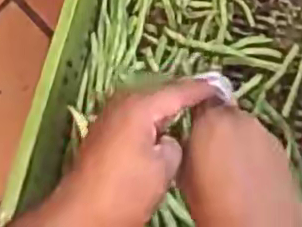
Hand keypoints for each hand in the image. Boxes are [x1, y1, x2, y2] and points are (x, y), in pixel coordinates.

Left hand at [29, 79, 226, 226]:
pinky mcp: (106, 127)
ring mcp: (113, 111)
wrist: (80, 214)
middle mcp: (126, 99)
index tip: (222, 86)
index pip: (179, 90)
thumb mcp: (162, 171)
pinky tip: (165, 126)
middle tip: (210, 94)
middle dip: (185, 93)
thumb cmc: (123, 192)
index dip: (202, 88)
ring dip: (168, 105)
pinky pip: (138, 112)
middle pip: (163, 90)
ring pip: (149, 101)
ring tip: (192, 107)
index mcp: (142, 105)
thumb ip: (175, 145)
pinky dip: (154, 116)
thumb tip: (170, 138)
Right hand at [178, 102, 301, 226]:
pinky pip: (259, 140)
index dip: (197, 114)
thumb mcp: (187, 181)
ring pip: (242, 126)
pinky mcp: (279, 143)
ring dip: (236, 139)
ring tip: (234, 167)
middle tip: (212, 152)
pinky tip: (252, 175)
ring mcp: (260, 128)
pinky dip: (254, 151)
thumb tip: (189, 142)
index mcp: (209, 121)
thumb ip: (187, 150)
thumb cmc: (218, 209)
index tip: (194, 128)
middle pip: (222, 112)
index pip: (199, 100)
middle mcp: (236, 116)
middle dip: (217, 128)